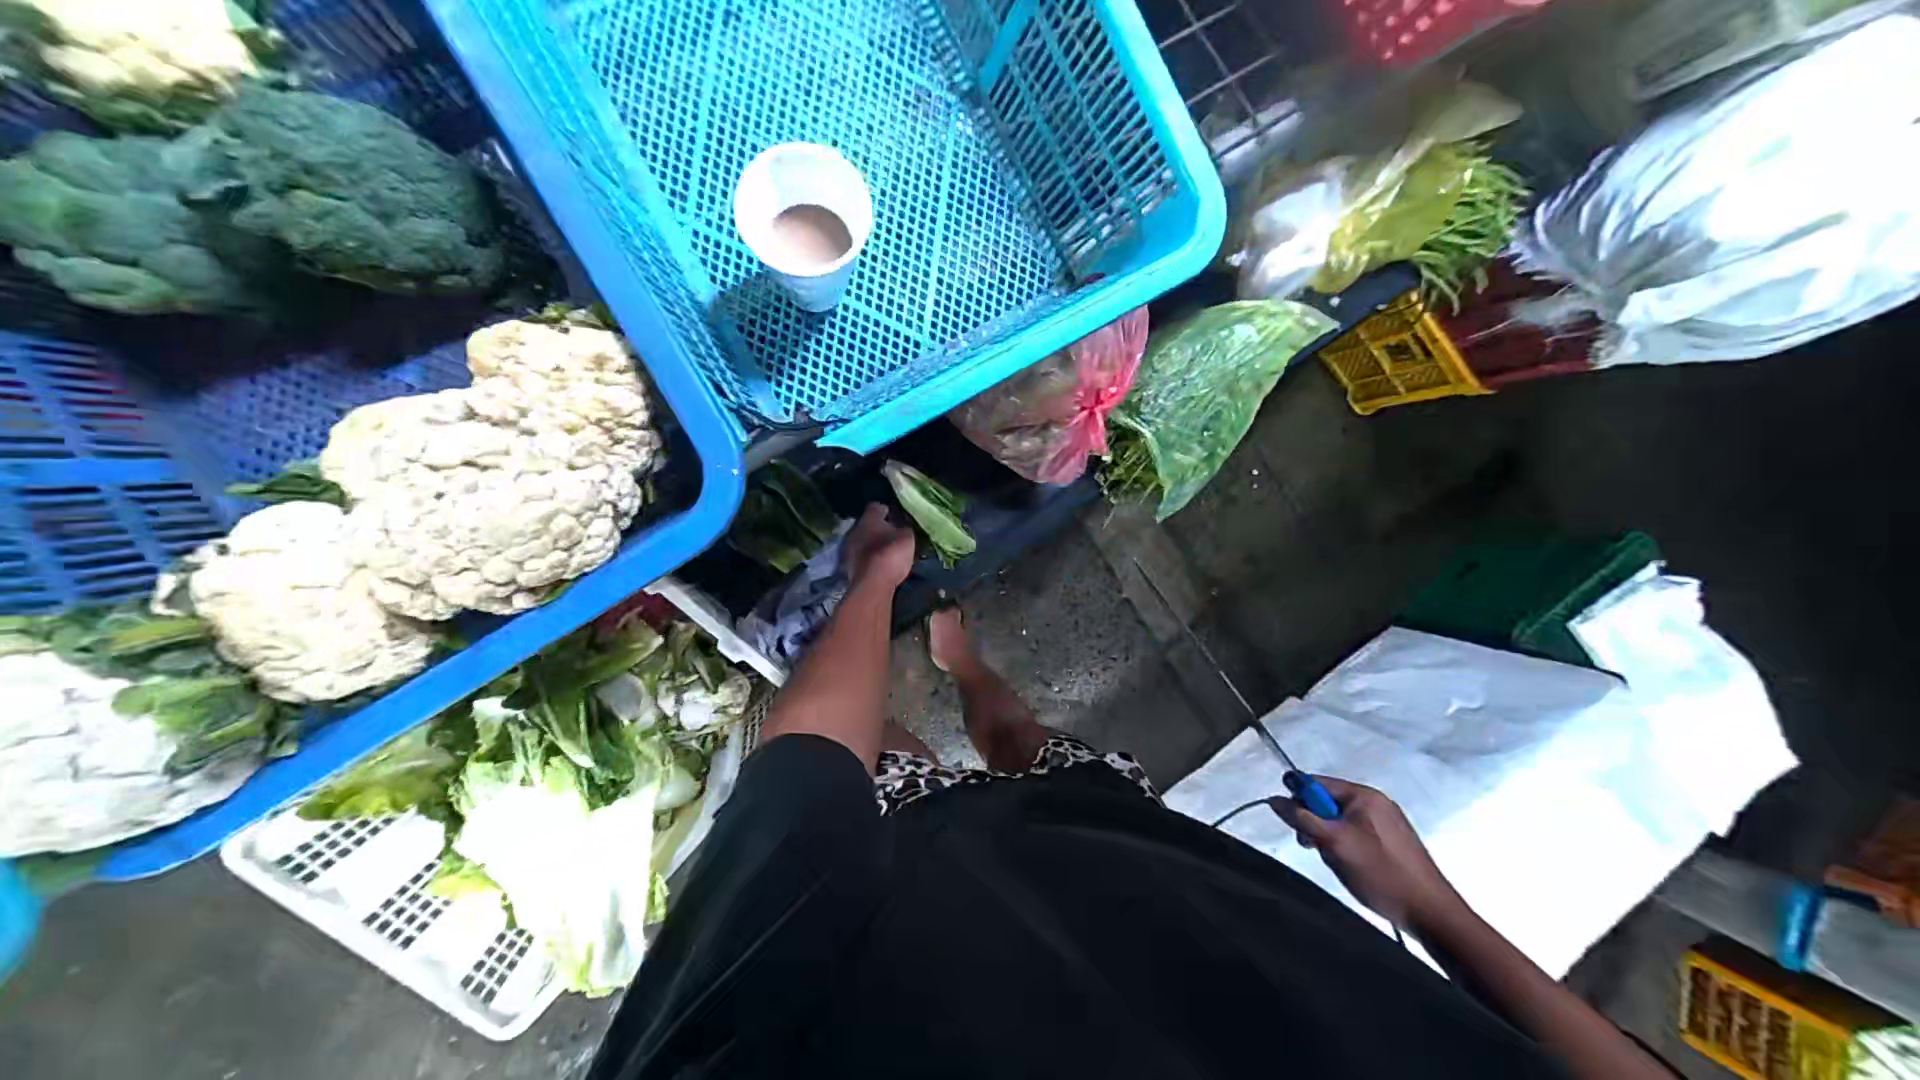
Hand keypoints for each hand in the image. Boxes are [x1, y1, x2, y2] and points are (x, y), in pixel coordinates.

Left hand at [843, 503, 915, 590]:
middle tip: (891, 535)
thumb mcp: (907, 537)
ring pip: (862, 541)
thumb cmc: (891, 553)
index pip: (876, 507)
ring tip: (885, 551)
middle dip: (878, 529)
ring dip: (872, 544)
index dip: (886, 511)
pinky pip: (861, 556)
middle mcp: (855, 529)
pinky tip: (878, 564)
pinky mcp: (848, 566)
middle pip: (867, 525)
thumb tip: (901, 525)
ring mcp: (849, 548)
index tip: (894, 516)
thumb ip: (903, 528)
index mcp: (869, 518)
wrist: (873, 582)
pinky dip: (868, 559)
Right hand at [1272, 777, 1464, 929]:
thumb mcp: (1333, 843)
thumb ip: (1300, 818)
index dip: (1299, 801)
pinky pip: (1355, 833)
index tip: (1297, 827)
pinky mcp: (1393, 842)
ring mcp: (1387, 822)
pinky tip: (1353, 866)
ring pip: (1339, 820)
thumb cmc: (1380, 874)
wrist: (1432, 914)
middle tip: (1317, 848)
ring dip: (1329, 838)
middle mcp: (1376, 802)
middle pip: (1326, 801)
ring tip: (1337, 861)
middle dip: (1314, 823)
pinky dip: (1346, 846)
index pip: (1315, 782)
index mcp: (1364, 795)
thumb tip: (1274, 799)